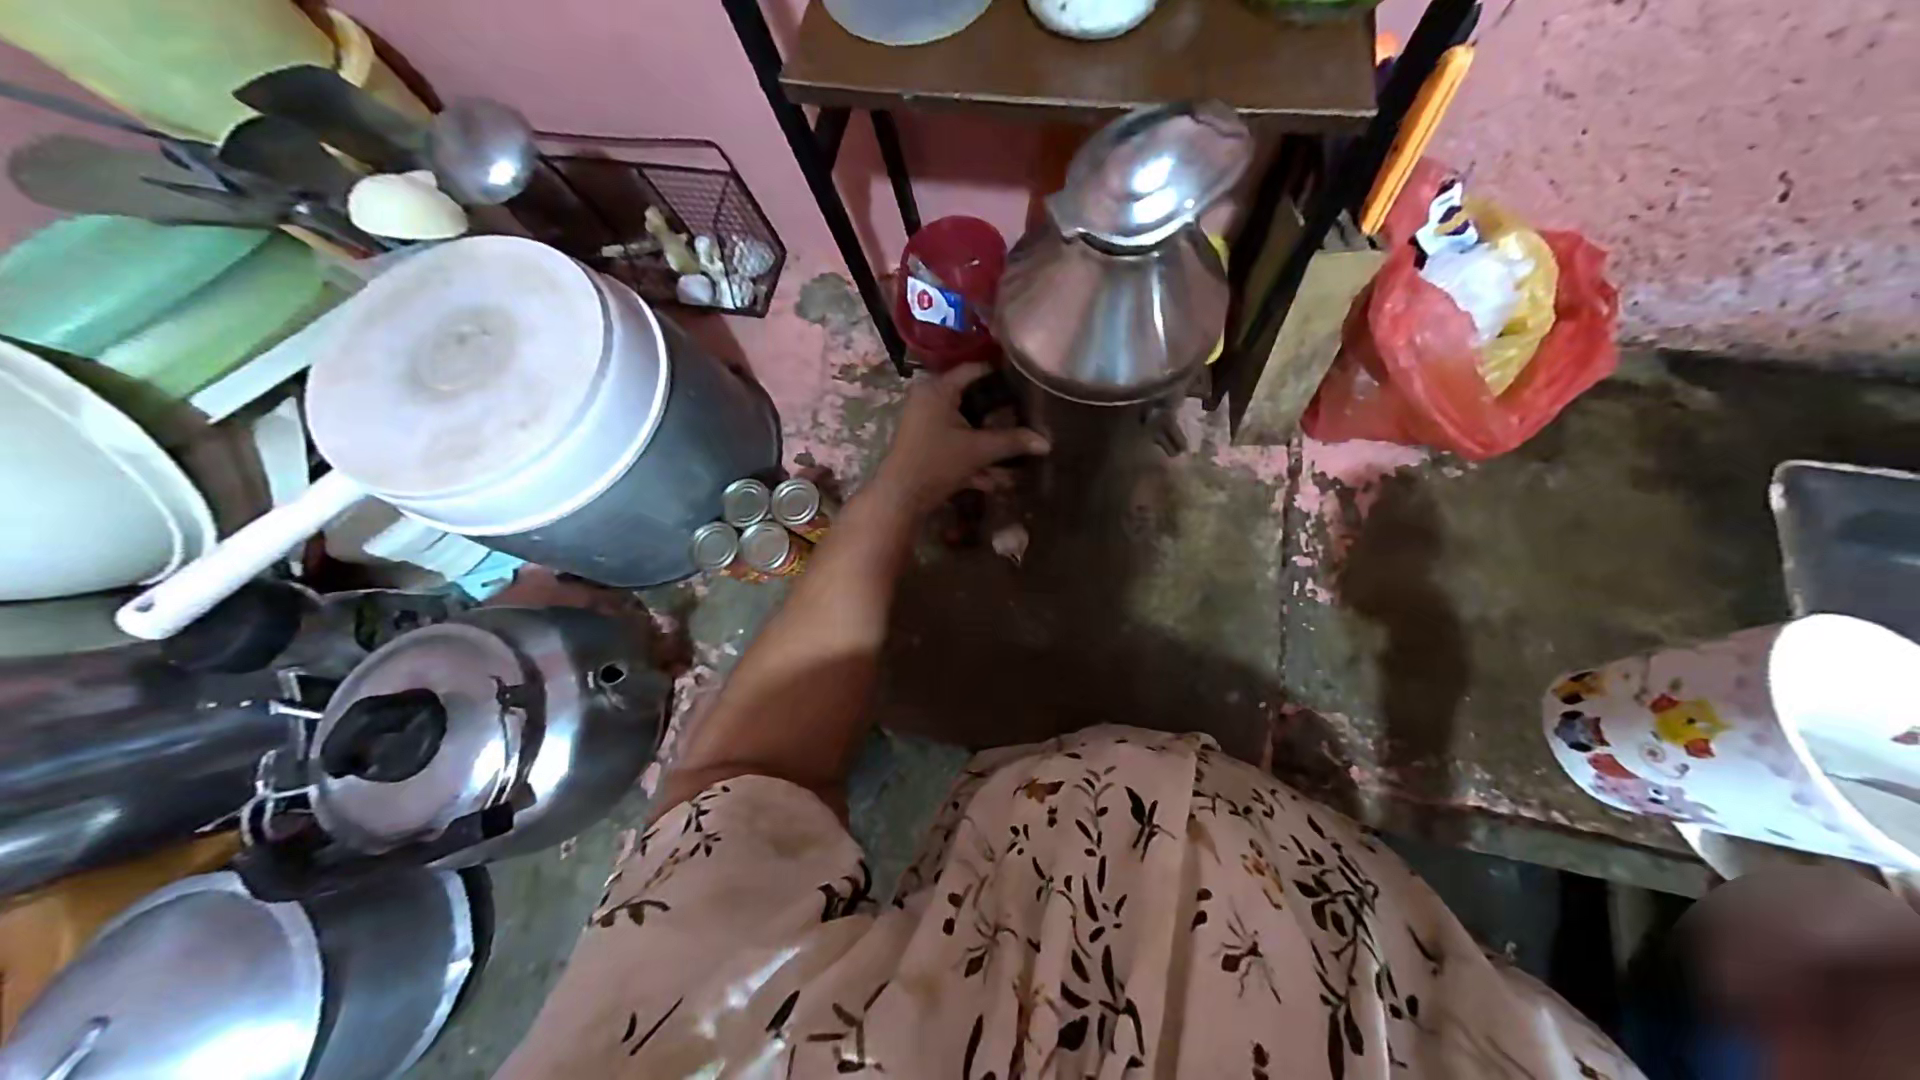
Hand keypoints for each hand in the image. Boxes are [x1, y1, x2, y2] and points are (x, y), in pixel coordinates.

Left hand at [866, 363, 1049, 516]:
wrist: (900, 499)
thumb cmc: (936, 463)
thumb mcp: (979, 450)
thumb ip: (1013, 442)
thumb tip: (1046, 443)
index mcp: (938, 389)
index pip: (975, 369)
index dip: (1001, 373)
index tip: (1026, 381)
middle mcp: (930, 401)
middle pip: (973, 400)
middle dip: (1000, 416)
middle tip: (1027, 418)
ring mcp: (926, 425)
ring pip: (966, 428)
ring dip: (989, 446)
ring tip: (1016, 457)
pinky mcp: (926, 447)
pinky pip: (956, 446)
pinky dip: (974, 461)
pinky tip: (996, 482)